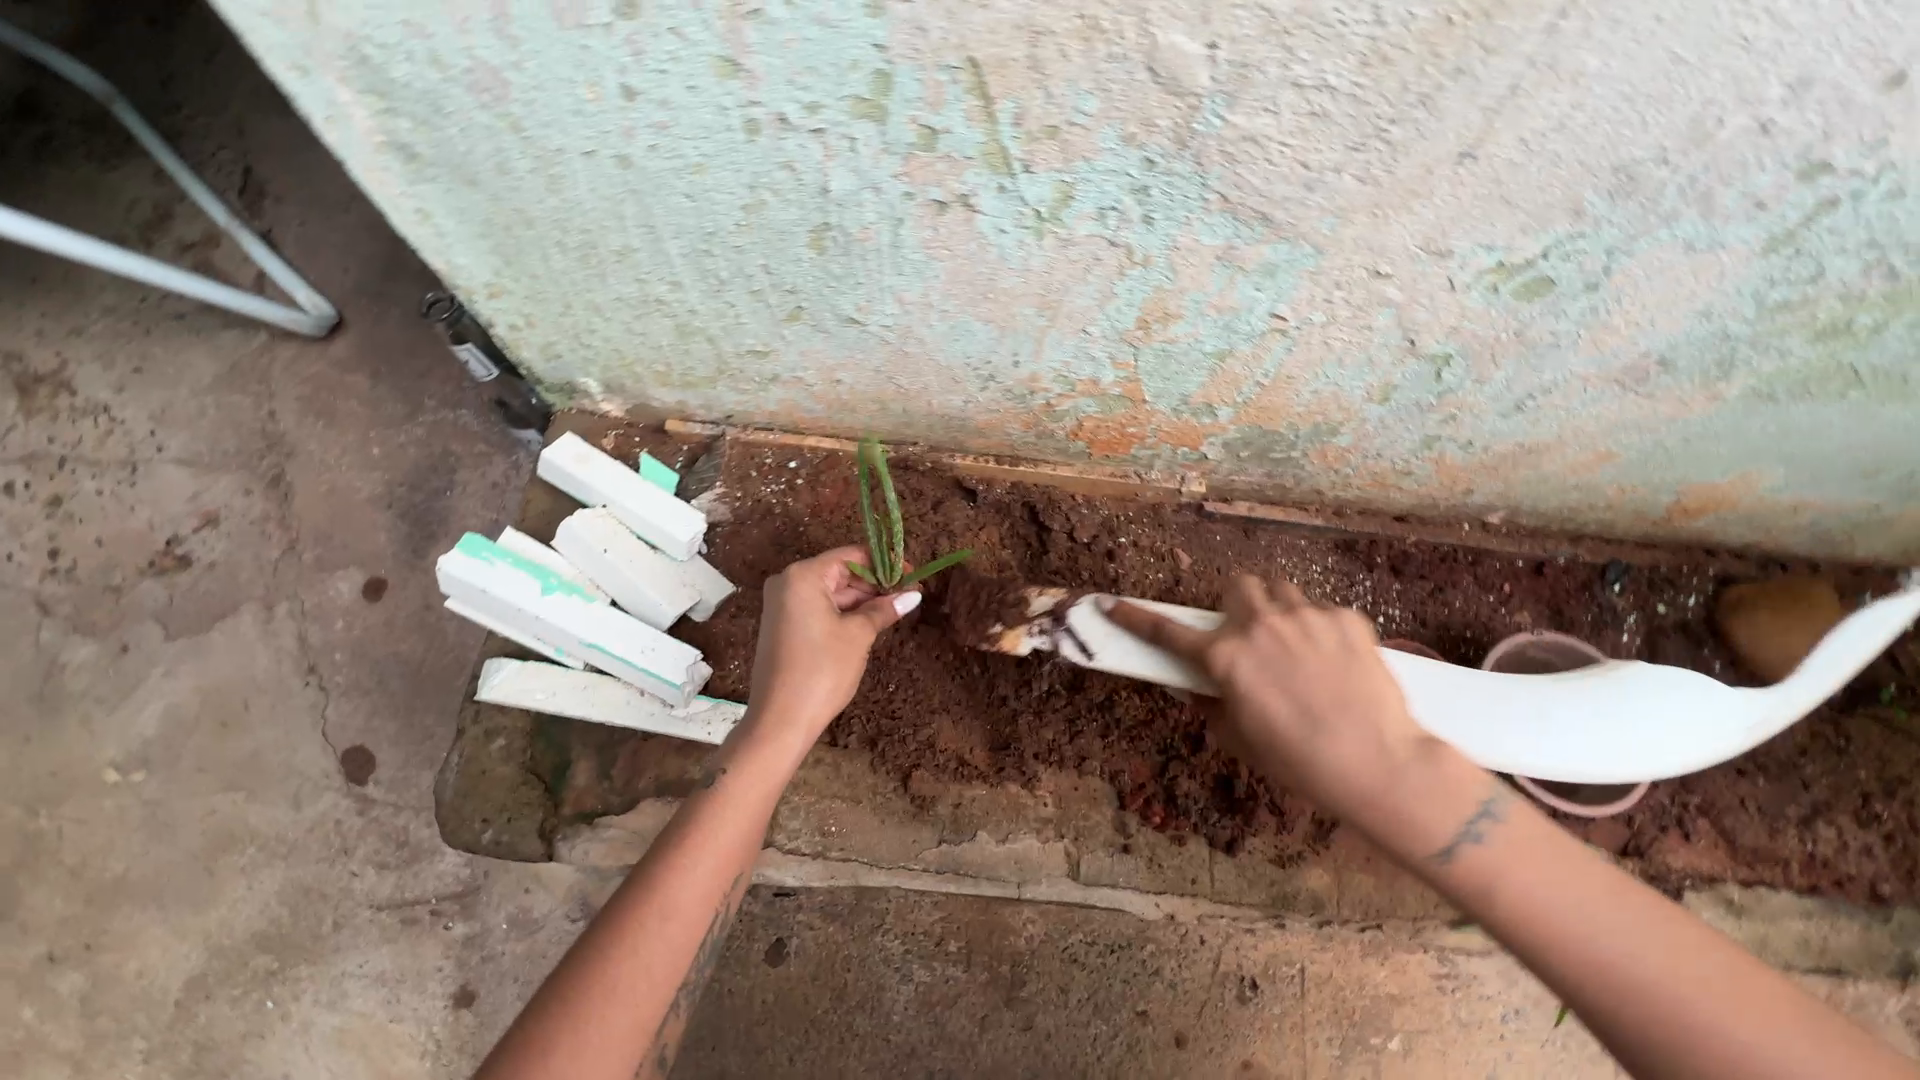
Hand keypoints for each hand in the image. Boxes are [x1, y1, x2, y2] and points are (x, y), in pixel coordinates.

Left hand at [746, 545, 918, 738]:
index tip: (912, 575)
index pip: (851, 556)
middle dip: (874, 583)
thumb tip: (913, 594)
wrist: (780, 719)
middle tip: (909, 594)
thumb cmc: (821, 670)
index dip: (884, 564)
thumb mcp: (858, 635)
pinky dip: (844, 612)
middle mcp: (787, 582)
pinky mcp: (784, 625)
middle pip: (840, 572)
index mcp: (803, 576)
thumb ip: (884, 609)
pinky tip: (871, 621)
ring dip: (862, 599)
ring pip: (831, 592)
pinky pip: (819, 608)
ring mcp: (782, 605)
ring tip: (896, 609)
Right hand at [1103, 576, 1452, 830]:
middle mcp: (1259, 626)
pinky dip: (1319, 628)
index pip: (1167, 631)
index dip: (1135, 617)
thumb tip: (1196, 686)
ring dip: (1277, 610)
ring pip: (1280, 591)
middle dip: (1236, 603)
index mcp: (1224, 658)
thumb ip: (1210, 703)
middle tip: (1247, 632)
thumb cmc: (1297, 761)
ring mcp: (1306, 617)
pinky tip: (1334, 661)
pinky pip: (1322, 610)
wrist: (1377, 764)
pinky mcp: (1346, 618)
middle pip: (1236, 585)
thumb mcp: (1239, 737)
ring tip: (1294, 645)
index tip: (1111, 604)